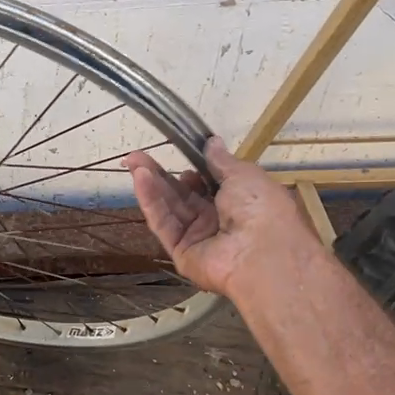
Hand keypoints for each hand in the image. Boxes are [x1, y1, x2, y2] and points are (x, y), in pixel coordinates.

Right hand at [121, 137, 324, 296]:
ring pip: (170, 207)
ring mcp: (198, 237)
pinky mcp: (181, 251)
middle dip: (161, 174)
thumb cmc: (260, 208)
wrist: (262, 253)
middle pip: (183, 195)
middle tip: (138, 156)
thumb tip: (212, 142)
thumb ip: (221, 161)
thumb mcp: (244, 175)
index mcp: (239, 202)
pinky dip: (151, 202)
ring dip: (152, 184)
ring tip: (133, 161)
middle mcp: (218, 220)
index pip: (209, 186)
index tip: (182, 157)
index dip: (194, 172)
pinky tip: (139, 179)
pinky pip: (164, 224)